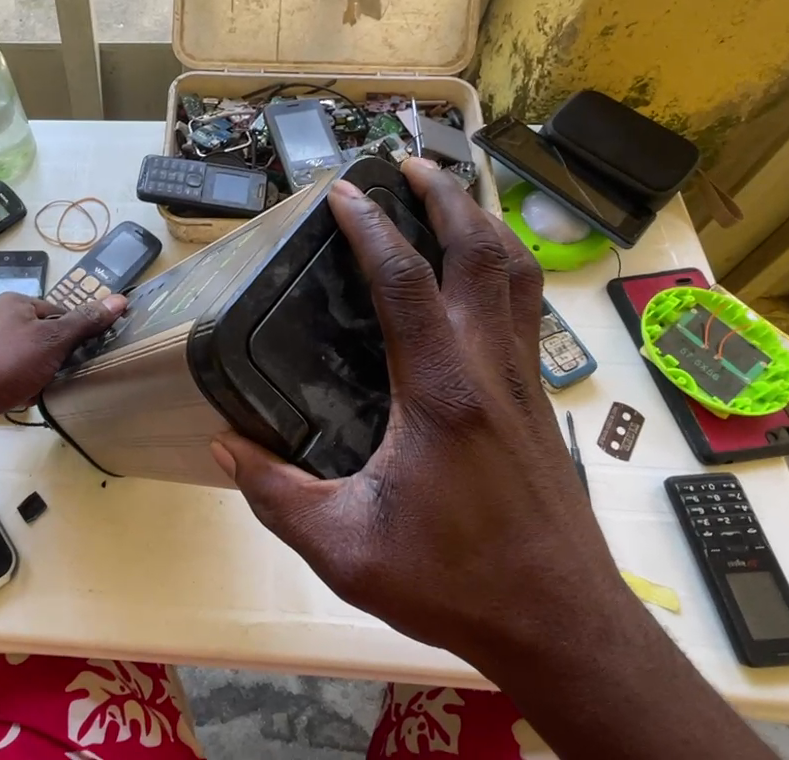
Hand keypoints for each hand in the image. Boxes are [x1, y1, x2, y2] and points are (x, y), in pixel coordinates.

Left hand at [0, 292, 126, 435]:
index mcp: (16, 302)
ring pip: (23, 358)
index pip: (60, 313)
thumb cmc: (3, 364)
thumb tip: (120, 299)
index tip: (81, 360)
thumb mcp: (51, 341)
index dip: (74, 337)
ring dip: (34, 375)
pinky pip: (3, 374)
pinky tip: (15, 400)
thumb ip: (85, 322)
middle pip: (41, 336)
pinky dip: (14, 386)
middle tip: (59, 379)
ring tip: (36, 392)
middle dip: (52, 360)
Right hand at [209, 159, 637, 677]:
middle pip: (480, 252)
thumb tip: (226, 449)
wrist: (562, 624)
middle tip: (409, 164)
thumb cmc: (457, 581)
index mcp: (440, 390)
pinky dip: (501, 268)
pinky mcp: (536, 400)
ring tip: (449, 199)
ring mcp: (522, 380)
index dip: (370, 226)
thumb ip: (276, 495)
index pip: (405, 281)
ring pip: (516, 273)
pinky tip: (476, 280)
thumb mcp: (345, 548)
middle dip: (445, 195)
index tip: (340, 191)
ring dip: (483, 223)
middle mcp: (488, 367)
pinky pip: (524, 308)